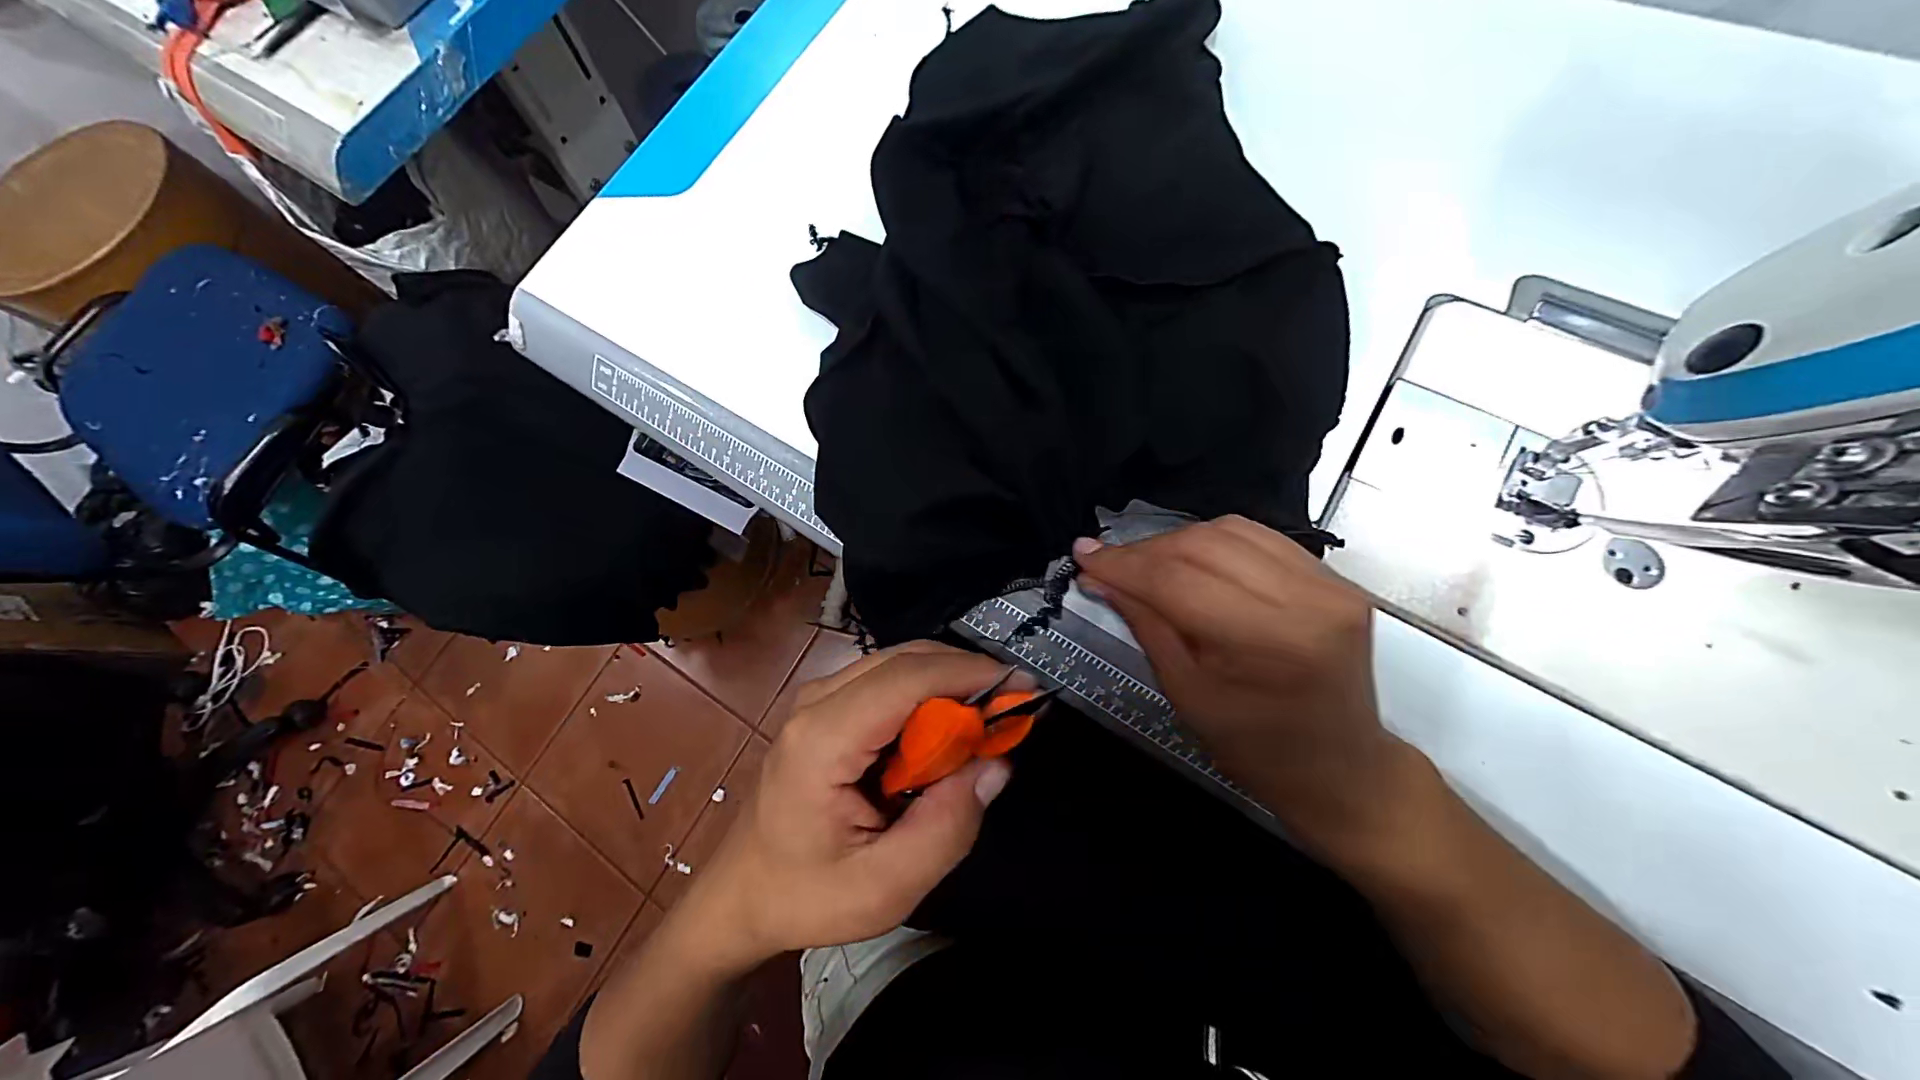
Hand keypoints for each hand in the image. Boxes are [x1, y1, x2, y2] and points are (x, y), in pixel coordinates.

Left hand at [683, 643, 1017, 968]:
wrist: (741, 894)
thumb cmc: (806, 895)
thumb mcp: (884, 888)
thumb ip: (946, 828)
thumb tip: (995, 765)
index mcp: (823, 739)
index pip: (907, 679)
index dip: (968, 674)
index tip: (1022, 688)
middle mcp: (817, 701)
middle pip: (905, 660)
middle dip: (965, 675)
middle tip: (1013, 708)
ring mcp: (817, 699)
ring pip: (898, 663)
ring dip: (948, 682)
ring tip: (987, 720)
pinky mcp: (825, 707)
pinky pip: (887, 680)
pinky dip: (927, 693)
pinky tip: (947, 729)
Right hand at [1075, 515, 1406, 849]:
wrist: (1341, 769)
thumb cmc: (1257, 749)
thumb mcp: (1186, 693)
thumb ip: (1146, 624)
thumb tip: (1102, 578)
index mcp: (1269, 641)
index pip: (1178, 579)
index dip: (1123, 564)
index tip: (1084, 556)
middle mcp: (1308, 600)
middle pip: (1203, 545)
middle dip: (1144, 550)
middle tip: (1106, 563)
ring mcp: (1329, 583)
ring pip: (1230, 531)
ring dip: (1176, 541)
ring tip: (1143, 564)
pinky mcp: (1334, 578)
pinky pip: (1259, 539)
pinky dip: (1214, 542)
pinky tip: (1189, 560)